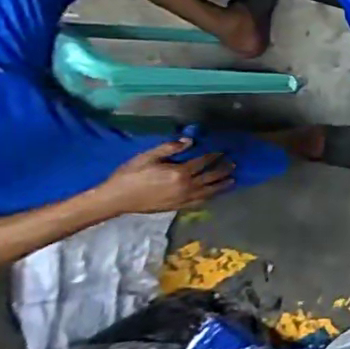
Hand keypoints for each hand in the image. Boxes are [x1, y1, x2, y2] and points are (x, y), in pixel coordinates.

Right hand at [92, 139, 235, 214]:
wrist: (115, 199)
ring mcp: (182, 199)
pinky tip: (214, 196)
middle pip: (210, 177)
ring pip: (208, 192)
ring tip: (232, 181)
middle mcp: (186, 187)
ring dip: (222, 186)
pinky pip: (199, 203)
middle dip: (223, 170)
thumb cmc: (129, 175)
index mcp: (179, 173)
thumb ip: (170, 148)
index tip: (223, 152)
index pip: (203, 162)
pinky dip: (210, 198)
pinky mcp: (177, 207)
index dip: (214, 156)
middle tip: (234, 165)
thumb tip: (190, 140)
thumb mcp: (147, 157)